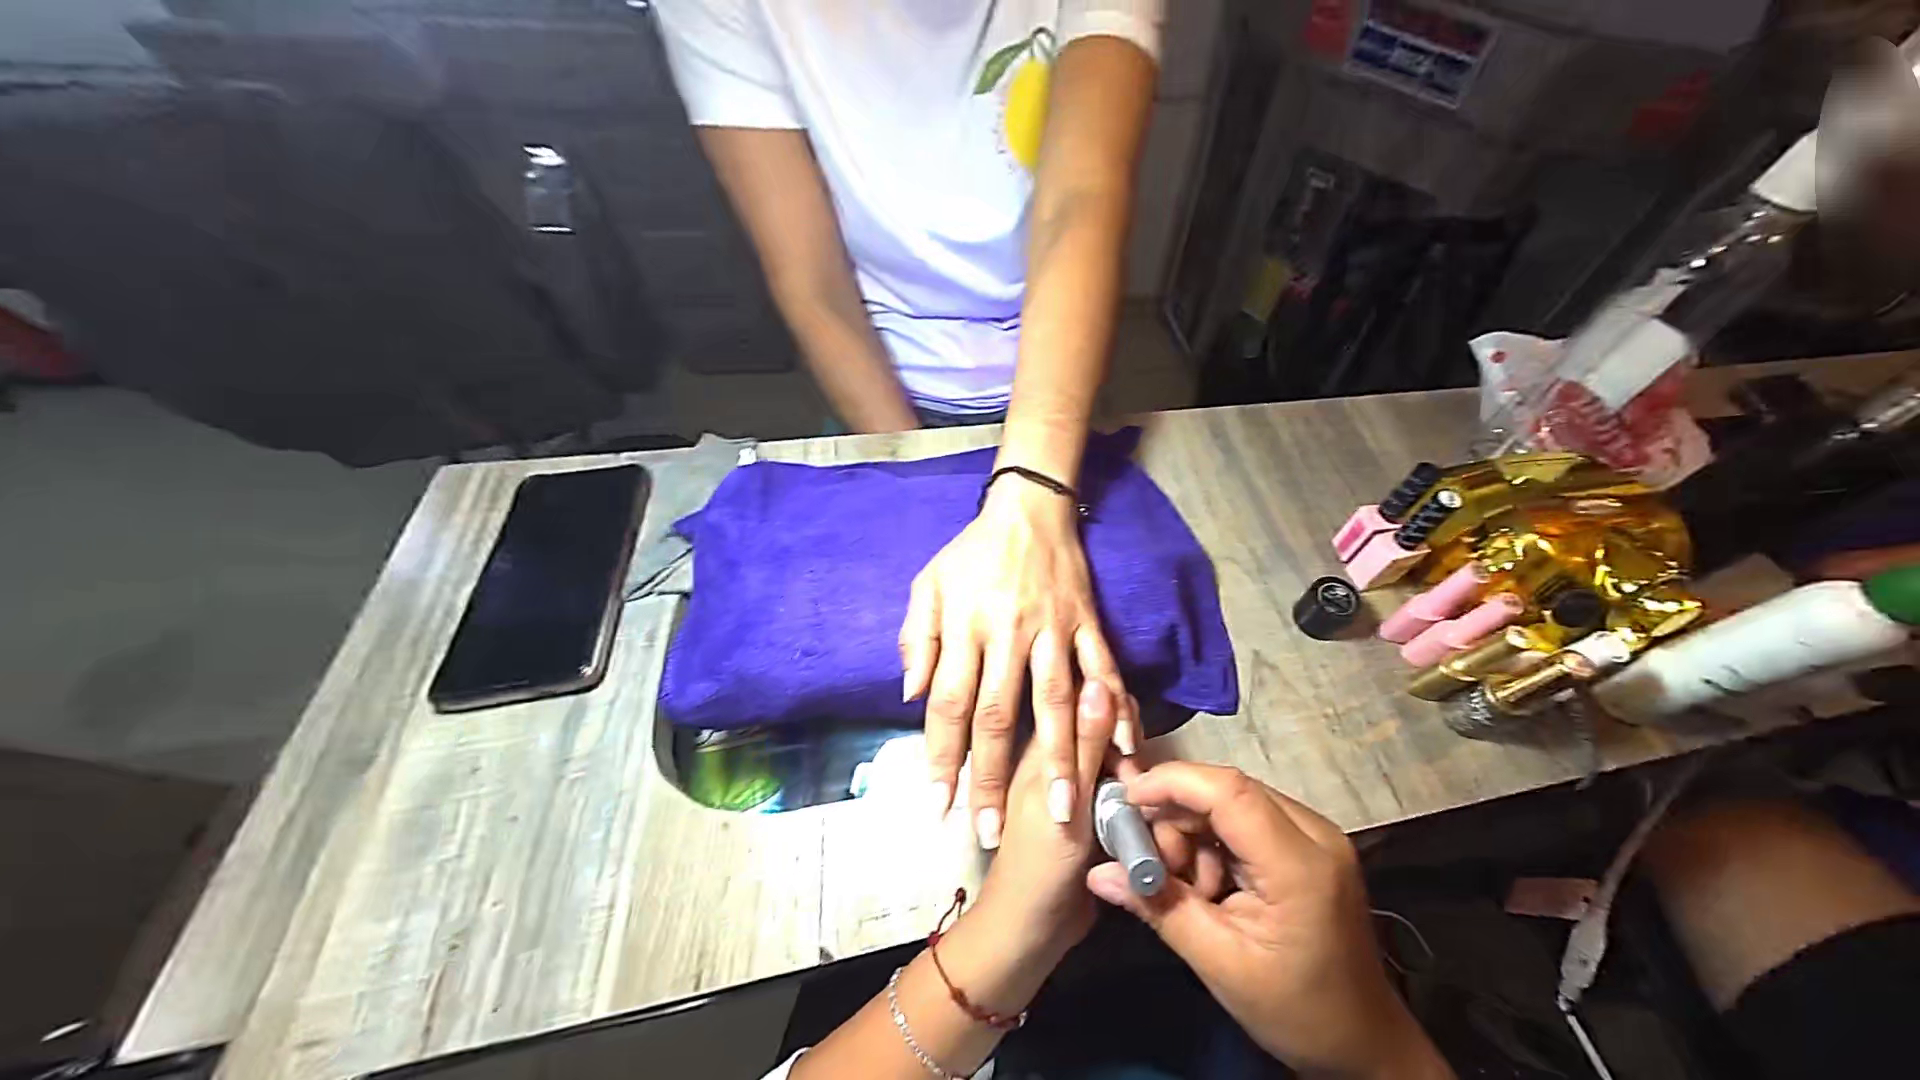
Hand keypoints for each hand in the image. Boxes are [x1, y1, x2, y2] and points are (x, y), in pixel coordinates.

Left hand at [900, 476, 1137, 848]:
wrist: (1028, 508)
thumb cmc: (971, 551)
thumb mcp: (929, 583)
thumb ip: (917, 637)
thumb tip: (911, 695)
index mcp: (965, 625)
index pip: (949, 701)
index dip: (942, 755)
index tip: (939, 803)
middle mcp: (1009, 633)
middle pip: (999, 714)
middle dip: (993, 777)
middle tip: (990, 831)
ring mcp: (1055, 629)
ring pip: (1055, 701)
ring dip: (1058, 758)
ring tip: (1060, 812)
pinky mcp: (1087, 623)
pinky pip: (1104, 668)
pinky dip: (1114, 709)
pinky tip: (1122, 749)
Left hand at [969, 679, 1122, 955]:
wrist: (1032, 927)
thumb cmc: (1041, 860)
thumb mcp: (1066, 799)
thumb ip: (1082, 743)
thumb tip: (1096, 679)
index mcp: (1040, 746)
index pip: (1079, 701)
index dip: (1112, 708)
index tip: (1133, 738)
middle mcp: (1055, 757)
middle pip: (1101, 727)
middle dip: (1128, 743)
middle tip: (1143, 777)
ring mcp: (1072, 783)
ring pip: (1112, 756)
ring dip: (1135, 772)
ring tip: (1148, 798)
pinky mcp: (1088, 808)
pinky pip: (1117, 785)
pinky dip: (1135, 794)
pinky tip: (1151, 808)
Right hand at [1085, 764, 1451, 1079]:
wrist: (1366, 1044)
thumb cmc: (1297, 1012)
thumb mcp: (1219, 963)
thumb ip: (1157, 906)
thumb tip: (1097, 873)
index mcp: (1300, 865)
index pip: (1228, 791)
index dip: (1171, 784)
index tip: (1126, 802)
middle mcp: (1313, 832)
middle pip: (1223, 790)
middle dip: (1176, 818)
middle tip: (1158, 869)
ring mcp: (1314, 833)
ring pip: (1228, 800)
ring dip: (1193, 833)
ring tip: (1192, 890)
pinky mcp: (1307, 841)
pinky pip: (1242, 817)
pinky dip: (1213, 841)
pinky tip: (1211, 885)